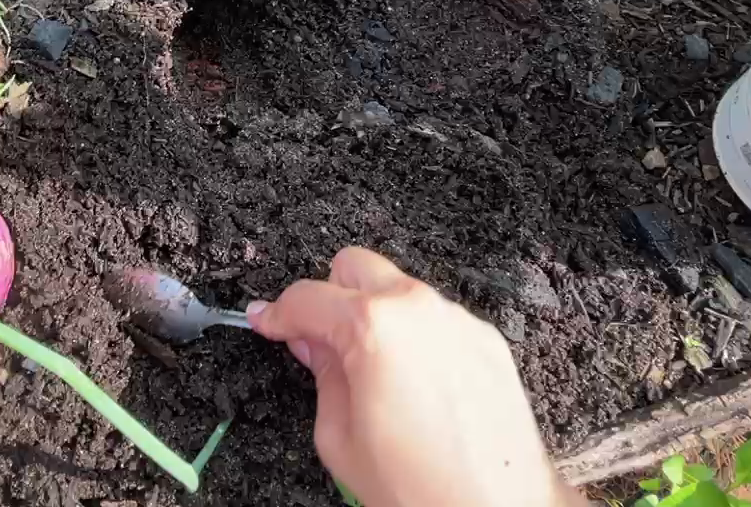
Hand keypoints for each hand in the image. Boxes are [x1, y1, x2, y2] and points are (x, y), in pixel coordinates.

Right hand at [247, 248, 570, 506]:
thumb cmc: (421, 490)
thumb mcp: (340, 438)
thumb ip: (321, 374)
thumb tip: (311, 343)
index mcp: (372, 327)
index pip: (307, 298)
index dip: (277, 312)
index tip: (266, 321)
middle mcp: (415, 307)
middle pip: (353, 265)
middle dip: (330, 295)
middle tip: (324, 340)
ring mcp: (454, 318)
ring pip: (396, 288)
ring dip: (375, 313)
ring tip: (376, 370)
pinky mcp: (483, 338)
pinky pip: (434, 317)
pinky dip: (414, 335)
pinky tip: (417, 383)